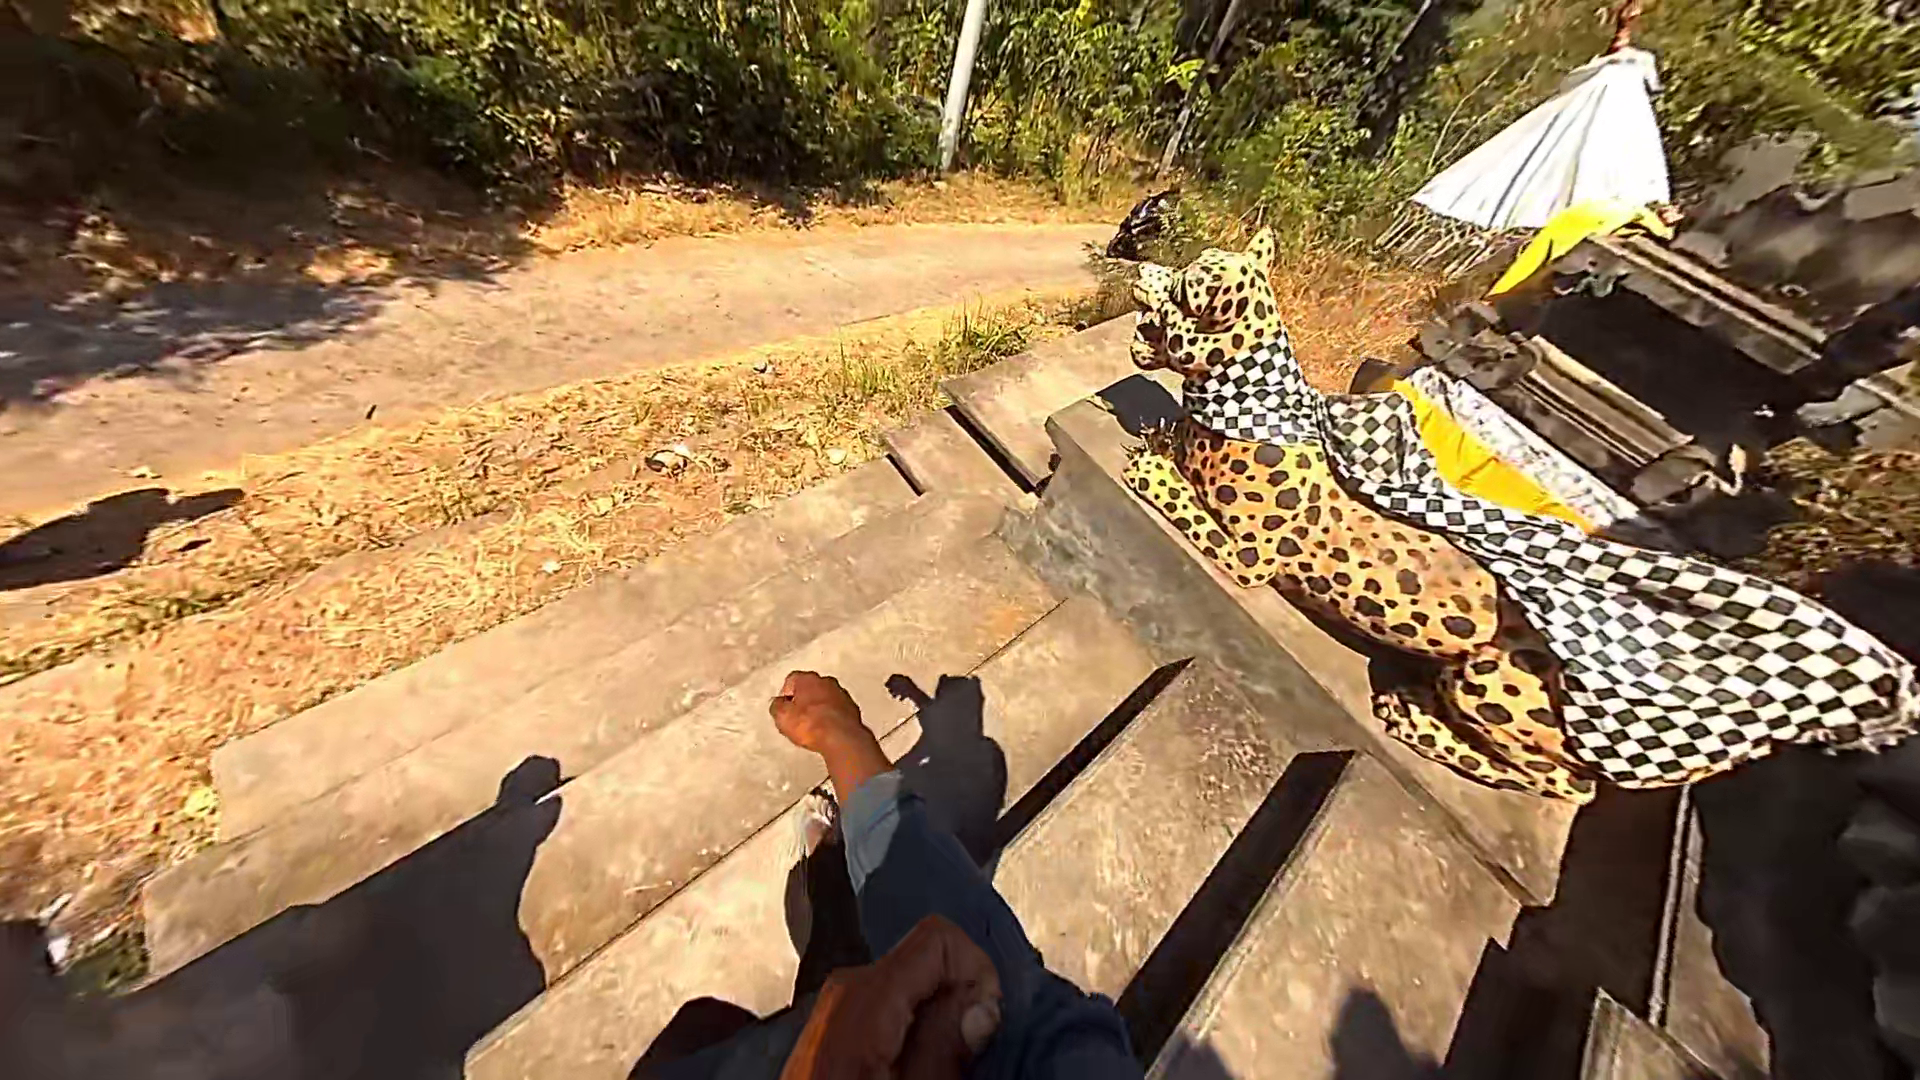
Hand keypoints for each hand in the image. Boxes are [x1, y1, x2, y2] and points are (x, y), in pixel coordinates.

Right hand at [772, 671, 867, 753]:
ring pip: (825, 697)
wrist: (840, 737)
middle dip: (803, 700)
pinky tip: (826, 730)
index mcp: (808, 679)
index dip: (785, 694)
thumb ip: (777, 706)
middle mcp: (827, 681)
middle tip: (797, 717)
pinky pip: (837, 709)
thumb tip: (778, 703)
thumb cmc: (811, 725)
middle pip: (810, 687)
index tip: (784, 708)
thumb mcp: (782, 717)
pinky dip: (831, 716)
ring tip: (812, 726)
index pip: (792, 679)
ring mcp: (841, 694)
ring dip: (819, 708)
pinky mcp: (852, 708)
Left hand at [780, 915, 1002, 1079]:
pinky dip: (916, 1027)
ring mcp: (839, 1003)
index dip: (973, 971)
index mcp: (864, 995)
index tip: (984, 1026)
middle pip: (927, 957)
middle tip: (965, 1062)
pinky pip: (893, 1002)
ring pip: (914, 980)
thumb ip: (943, 1050)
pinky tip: (913, 1071)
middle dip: (959, 1000)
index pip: (937, 937)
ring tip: (939, 1071)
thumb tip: (982, 1002)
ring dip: (940, 1018)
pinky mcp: (837, 1024)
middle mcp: (848, 984)